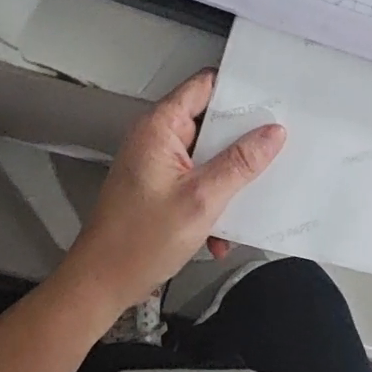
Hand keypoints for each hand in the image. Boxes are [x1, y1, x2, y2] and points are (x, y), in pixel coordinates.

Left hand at [59, 70, 285, 313]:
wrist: (100, 286)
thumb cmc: (135, 244)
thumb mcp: (202, 200)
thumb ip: (240, 163)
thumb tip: (271, 134)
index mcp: (160, 127)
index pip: (205, 85)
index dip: (238, 89)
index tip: (270, 101)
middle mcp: (156, 137)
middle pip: (210, 119)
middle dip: (241, 139)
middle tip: (271, 147)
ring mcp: (157, 161)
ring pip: (208, 152)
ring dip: (228, 175)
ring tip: (246, 195)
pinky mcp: (160, 184)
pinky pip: (198, 177)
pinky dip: (213, 196)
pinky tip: (220, 228)